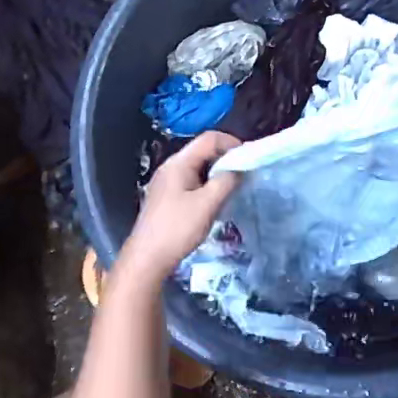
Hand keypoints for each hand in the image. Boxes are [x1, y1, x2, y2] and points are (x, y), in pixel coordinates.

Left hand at [117, 131, 240, 282]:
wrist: (148, 258)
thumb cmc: (177, 229)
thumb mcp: (207, 204)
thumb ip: (226, 182)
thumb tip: (241, 168)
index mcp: (179, 163)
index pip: (209, 139)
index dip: (232, 144)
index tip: (250, 160)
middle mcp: (171, 167)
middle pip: (203, 152)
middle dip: (227, 159)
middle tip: (245, 175)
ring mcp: (167, 183)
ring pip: (199, 168)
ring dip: (218, 174)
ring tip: (234, 189)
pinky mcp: (168, 197)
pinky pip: (192, 182)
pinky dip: (208, 185)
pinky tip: (216, 201)